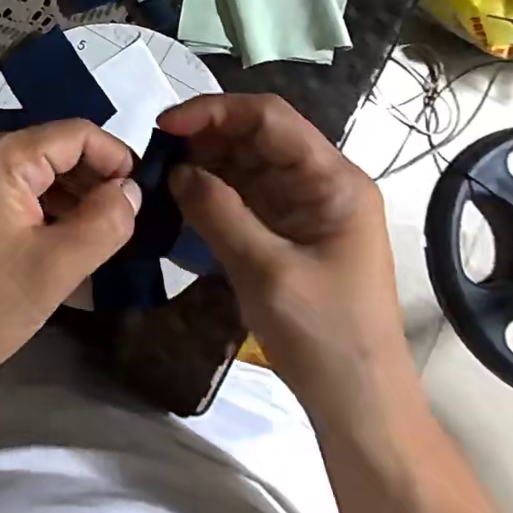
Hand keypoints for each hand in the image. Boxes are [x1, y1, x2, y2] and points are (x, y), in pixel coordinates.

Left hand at [0, 120, 140, 409]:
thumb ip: (106, 221)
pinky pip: (18, 190)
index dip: (117, 159)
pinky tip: (69, 242)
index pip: (75, 134)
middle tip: (129, 225)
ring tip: (104, 239)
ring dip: (74, 198)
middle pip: (56, 149)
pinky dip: (48, 210)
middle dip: (96, 181)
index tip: (145, 199)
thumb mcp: (56, 267)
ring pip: (39, 171)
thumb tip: (132, 190)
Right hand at [158, 95, 410, 406]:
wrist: (357, 401)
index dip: (214, 111)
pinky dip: (207, 188)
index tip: (164, 127)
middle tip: (155, 155)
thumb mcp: (265, 270)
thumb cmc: (324, 334)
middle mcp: (318, 182)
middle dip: (203, 135)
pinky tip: (178, 198)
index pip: (269, 118)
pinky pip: (239, 191)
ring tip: (160, 176)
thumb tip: (176, 170)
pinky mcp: (282, 226)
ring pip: (242, 160)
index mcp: (332, 181)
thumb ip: (218, 212)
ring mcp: (300, 204)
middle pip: (254, 134)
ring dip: (201, 161)